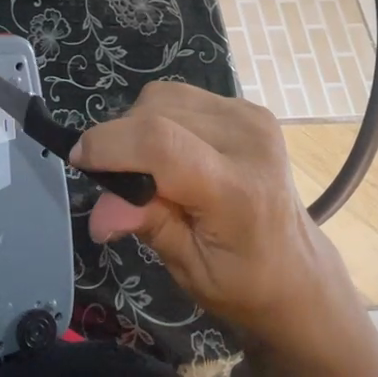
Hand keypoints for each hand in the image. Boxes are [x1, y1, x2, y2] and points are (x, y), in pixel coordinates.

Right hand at [72, 83, 377, 376]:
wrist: (298, 272)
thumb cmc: (242, 282)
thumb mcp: (188, 268)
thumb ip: (144, 223)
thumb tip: (98, 210)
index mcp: (237, 191)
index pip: (161, 144)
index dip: (109, 145)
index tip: (79, 162)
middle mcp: (247, 141)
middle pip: (154, 113)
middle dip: (118, 142)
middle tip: (116, 183)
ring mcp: (250, 117)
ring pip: (161, 97)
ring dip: (137, 127)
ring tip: (146, 168)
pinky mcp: (247, 107)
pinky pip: (179, 96)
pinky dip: (159, 118)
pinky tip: (170, 151)